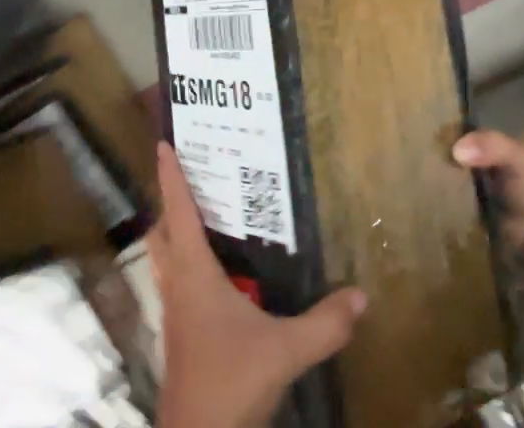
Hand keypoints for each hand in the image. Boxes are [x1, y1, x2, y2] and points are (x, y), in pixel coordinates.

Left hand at [152, 143, 365, 427]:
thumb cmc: (231, 379)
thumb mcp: (285, 350)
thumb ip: (325, 323)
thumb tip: (361, 295)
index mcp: (193, 272)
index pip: (178, 211)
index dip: (170, 176)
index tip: (163, 144)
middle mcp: (176, 283)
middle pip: (162, 230)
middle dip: (169, 202)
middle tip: (191, 180)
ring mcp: (173, 310)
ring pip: (165, 258)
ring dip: (176, 234)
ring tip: (204, 218)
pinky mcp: (179, 332)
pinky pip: (177, 283)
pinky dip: (188, 265)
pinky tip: (218, 278)